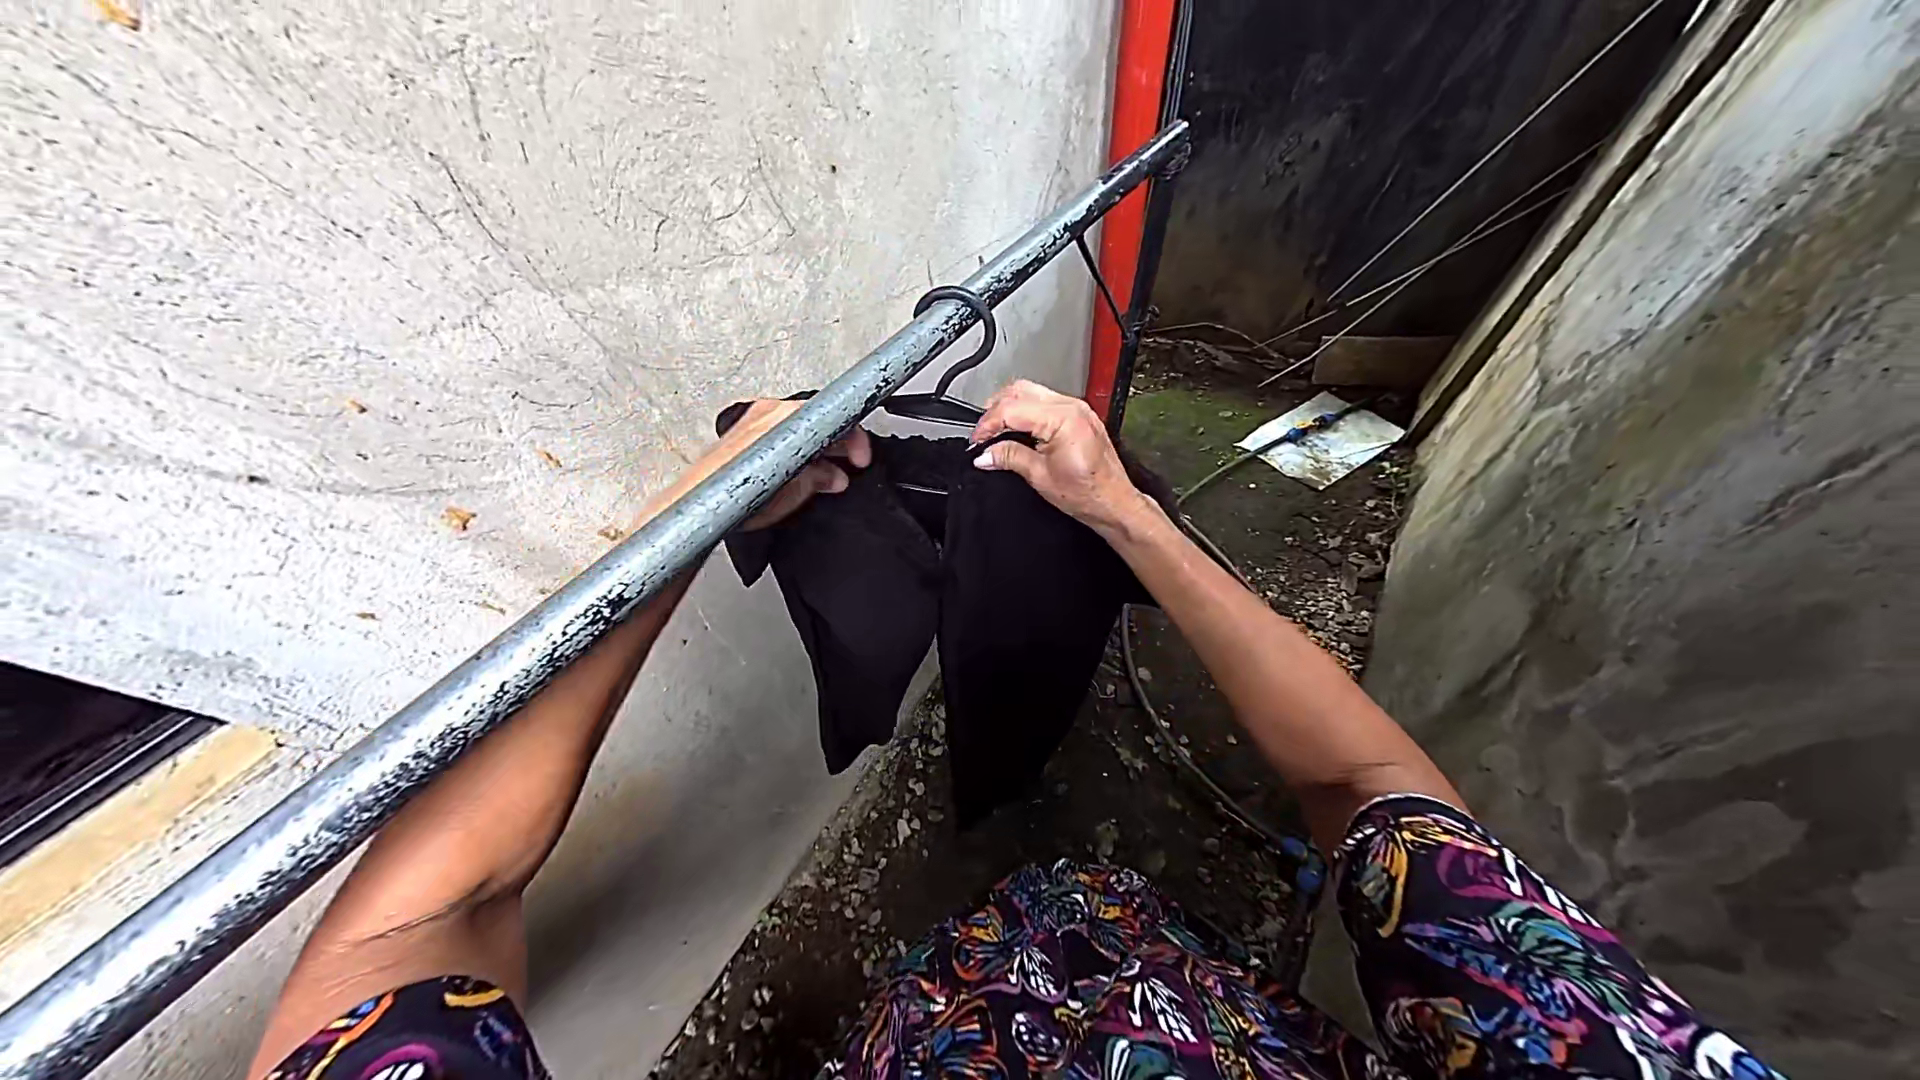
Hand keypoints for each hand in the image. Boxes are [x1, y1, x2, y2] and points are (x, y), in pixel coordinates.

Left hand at [632, 399, 871, 533]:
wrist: (701, 507)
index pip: (833, 416)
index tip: (860, 456)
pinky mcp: (742, 435)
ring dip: (818, 450)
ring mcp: (752, 422)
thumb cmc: (737, 498)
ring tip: (826, 475)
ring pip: (799, 428)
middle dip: (838, 444)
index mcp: (784, 418)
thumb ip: (821, 478)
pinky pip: (781, 436)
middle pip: (816, 419)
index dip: (853, 438)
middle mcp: (767, 413)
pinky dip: (797, 452)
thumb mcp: (795, 491)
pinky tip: (800, 473)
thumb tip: (835, 477)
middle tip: (850, 464)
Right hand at [969, 380, 1157, 537]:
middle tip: (982, 434)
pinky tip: (1016, 429)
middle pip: (1019, 391)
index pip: (1011, 409)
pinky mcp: (1079, 415)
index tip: (976, 441)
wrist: (1113, 503)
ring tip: (995, 432)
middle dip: (994, 410)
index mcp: (1063, 419)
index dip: (987, 425)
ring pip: (1031, 392)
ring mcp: (1077, 408)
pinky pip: (1044, 401)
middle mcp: (1072, 407)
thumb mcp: (1039, 476)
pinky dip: (1025, 411)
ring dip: (1008, 408)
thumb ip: (1009, 458)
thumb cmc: (1088, 494)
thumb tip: (984, 453)